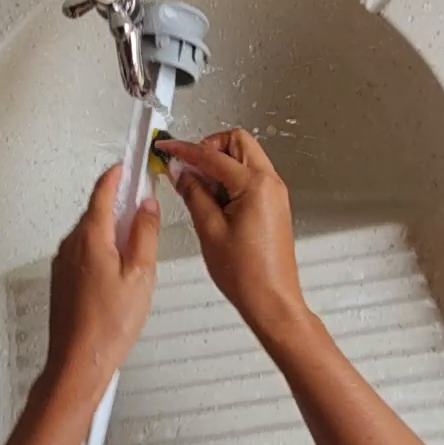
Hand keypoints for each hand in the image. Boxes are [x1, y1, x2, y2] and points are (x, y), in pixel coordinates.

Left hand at [43, 163, 160, 401]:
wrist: (78, 363)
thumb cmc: (108, 326)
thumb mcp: (141, 274)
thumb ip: (145, 234)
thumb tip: (147, 206)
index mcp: (91, 237)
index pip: (103, 191)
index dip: (118, 174)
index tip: (130, 163)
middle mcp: (72, 245)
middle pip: (98, 211)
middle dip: (121, 206)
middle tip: (144, 210)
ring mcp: (64, 262)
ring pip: (92, 233)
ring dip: (113, 231)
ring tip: (137, 254)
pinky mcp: (63, 279)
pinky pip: (85, 251)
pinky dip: (103, 250)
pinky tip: (120, 273)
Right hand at [157, 129, 310, 339]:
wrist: (272, 302)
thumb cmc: (247, 274)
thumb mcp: (209, 229)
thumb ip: (193, 193)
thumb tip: (181, 172)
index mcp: (255, 185)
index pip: (213, 154)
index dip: (185, 149)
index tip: (168, 147)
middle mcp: (270, 182)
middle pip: (237, 142)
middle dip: (209, 147)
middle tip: (187, 166)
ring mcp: (274, 192)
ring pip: (244, 157)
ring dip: (219, 163)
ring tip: (197, 187)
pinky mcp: (273, 204)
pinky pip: (250, 176)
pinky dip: (229, 178)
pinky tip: (212, 198)